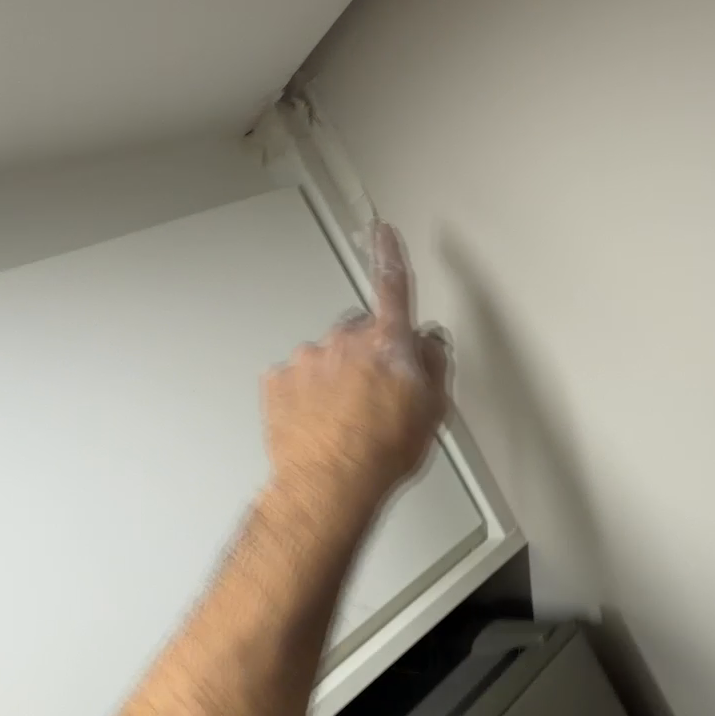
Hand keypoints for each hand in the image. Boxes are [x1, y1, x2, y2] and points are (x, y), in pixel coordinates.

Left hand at [259, 221, 449, 512]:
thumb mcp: (433, 410)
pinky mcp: (279, 382)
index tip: (383, 231)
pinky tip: (321, 422)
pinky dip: (308, 394)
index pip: (393, 286)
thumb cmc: (382, 452)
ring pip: (327, 356)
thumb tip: (429, 342)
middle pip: (358, 330)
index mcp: (388, 344)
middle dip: (366, 351)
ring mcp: (308, 360)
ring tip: (347, 419)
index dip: (390, 255)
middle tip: (375, 393)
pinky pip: (297, 378)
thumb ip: (435, 364)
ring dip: (336, 377)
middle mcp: (345, 342)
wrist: (330, 484)